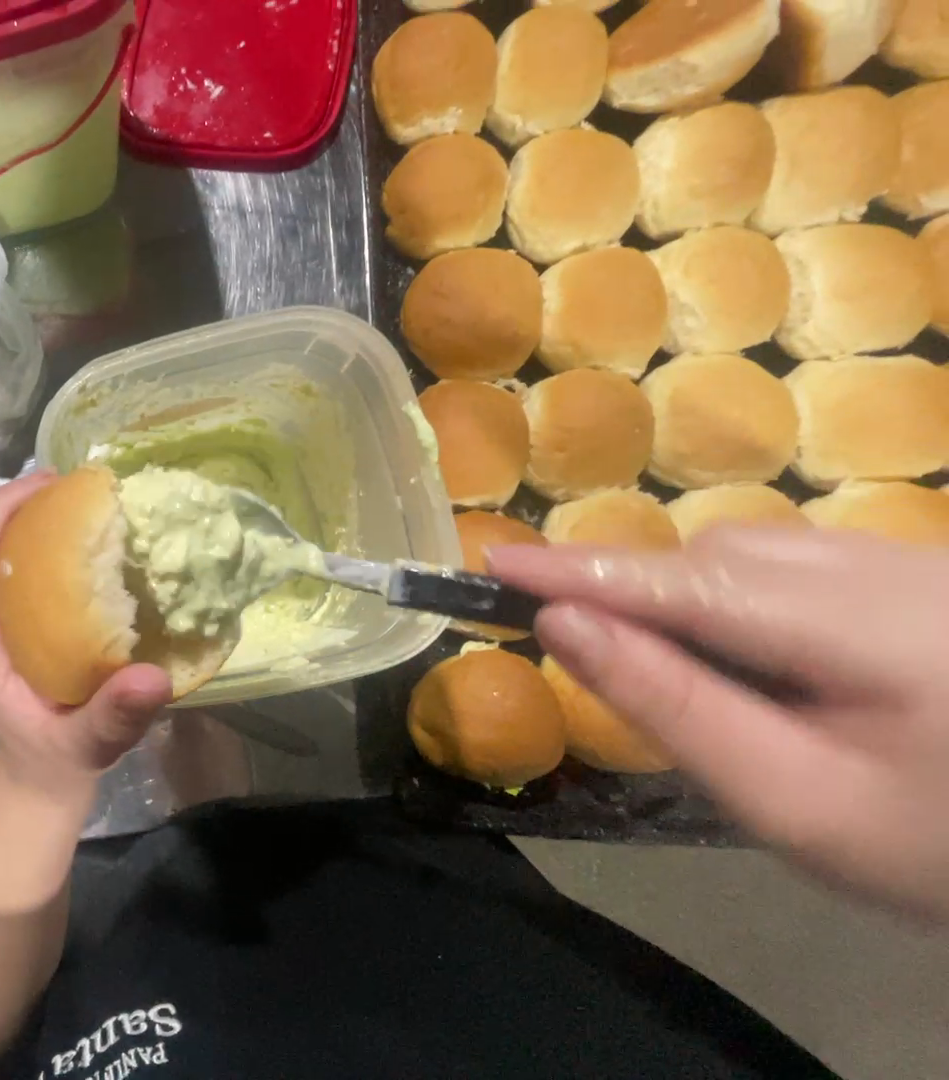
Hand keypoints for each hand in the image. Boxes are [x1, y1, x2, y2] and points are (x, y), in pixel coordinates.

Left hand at [0, 471, 172, 800]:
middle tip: (66, 483)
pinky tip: (63, 530)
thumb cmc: (57, 757)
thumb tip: (152, 678)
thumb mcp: (89, 744)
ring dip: (14, 517)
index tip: (44, 486)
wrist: (36, 776)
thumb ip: (115, 716)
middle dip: (8, 505)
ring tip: (67, 496)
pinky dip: (21, 539)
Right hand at [489, 528, 948, 919]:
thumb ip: (669, 703)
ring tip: (724, 684)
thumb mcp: (792, 799)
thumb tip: (562, 624)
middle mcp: (903, 572)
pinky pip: (801, 562)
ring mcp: (925, 566)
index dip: (579, 570)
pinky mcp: (933, 577)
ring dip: (698, 600)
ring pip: (756, 551)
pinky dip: (748, 598)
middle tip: (626, 672)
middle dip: (648, 597)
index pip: (687, 583)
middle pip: (720, 555)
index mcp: (877, 631)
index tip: (492, 561)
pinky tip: (784, 665)